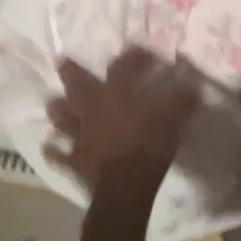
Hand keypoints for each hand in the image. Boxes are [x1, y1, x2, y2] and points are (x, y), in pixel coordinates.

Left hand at [46, 46, 194, 189]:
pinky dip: (53, 149)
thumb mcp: (175, 117)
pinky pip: (59, 154)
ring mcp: (80, 134)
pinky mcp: (74, 159)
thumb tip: (192, 88)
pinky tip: (48, 146)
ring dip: (57, 109)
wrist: (126, 185)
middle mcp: (94, 108)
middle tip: (61, 61)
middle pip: (79, 86)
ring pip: (63, 117)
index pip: (122, 65)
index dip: (132, 56)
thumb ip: (181, 100)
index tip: (142, 54)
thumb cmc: (151, 144)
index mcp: (119, 93)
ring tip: (52, 101)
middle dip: (72, 72)